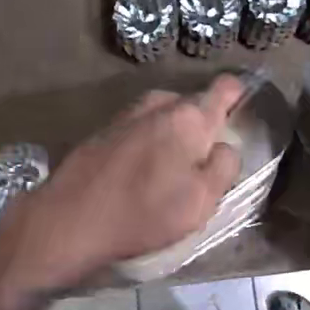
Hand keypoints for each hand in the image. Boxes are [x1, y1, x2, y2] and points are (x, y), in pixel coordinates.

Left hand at [0, 76, 243, 309]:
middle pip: (194, 106)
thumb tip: (226, 145)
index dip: (238, 99)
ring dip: (174, 139)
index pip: (226, 88)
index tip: (240, 123)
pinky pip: (141, 129)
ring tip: (169, 176)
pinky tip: (140, 176)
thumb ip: (224, 166)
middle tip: (202, 167)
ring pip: (166, 119)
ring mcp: (127, 114)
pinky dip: (149, 146)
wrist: (69, 221)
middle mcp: (158, 103)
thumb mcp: (202, 201)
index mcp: (189, 116)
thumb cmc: (143, 213)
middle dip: (204, 128)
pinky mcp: (104, 130)